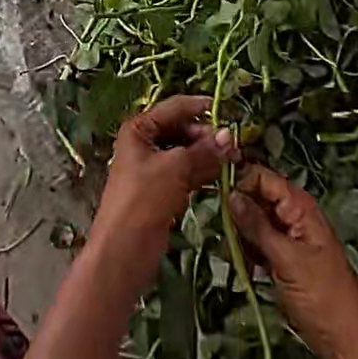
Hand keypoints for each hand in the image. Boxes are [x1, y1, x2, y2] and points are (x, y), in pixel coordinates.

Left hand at [92, 95, 236, 248]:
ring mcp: (153, 168)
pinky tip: (222, 173)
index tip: (225, 108)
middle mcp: (145, 144)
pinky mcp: (162, 190)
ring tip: (234, 159)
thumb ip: (203, 151)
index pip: (174, 108)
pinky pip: (186, 173)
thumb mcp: (175, 168)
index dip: (199, 106)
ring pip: (186, 153)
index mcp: (140, 129)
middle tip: (233, 145)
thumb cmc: (143, 199)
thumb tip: (229, 135)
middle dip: (206, 136)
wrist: (123, 251)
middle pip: (181, 130)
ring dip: (208, 155)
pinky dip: (202, 171)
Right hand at [228, 165, 357, 358]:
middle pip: (254, 198)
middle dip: (237, 215)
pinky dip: (248, 253)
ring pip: (252, 223)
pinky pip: (257, 244)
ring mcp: (286, 236)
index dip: (239, 182)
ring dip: (240, 238)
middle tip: (225, 235)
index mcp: (299, 205)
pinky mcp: (282, 257)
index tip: (217, 197)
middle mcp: (291, 214)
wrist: (346, 340)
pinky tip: (243, 267)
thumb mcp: (287, 258)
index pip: (262, 177)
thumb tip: (231, 195)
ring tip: (235, 256)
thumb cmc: (322, 296)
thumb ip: (257, 225)